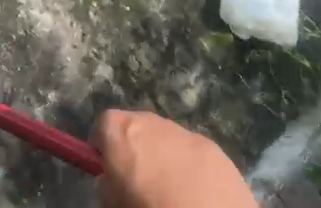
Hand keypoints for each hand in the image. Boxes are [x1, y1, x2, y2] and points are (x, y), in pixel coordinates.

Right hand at [92, 110, 253, 207]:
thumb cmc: (147, 207)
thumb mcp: (111, 201)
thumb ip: (106, 182)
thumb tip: (112, 179)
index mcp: (119, 127)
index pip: (104, 126)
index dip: (106, 148)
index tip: (111, 169)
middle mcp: (151, 121)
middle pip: (139, 128)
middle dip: (140, 150)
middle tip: (145, 182)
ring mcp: (186, 133)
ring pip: (170, 141)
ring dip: (168, 158)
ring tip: (176, 192)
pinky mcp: (216, 150)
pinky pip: (197, 156)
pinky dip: (196, 170)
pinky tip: (200, 195)